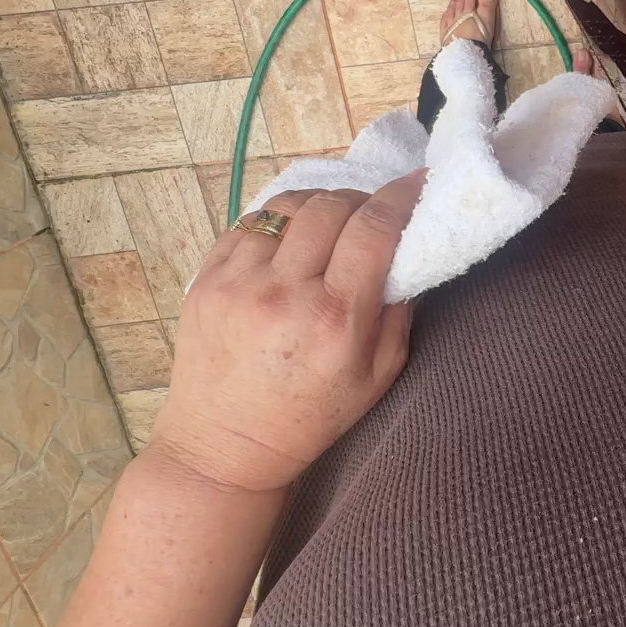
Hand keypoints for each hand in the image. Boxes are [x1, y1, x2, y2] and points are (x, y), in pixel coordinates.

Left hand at [149, 176, 424, 492]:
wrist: (223, 447)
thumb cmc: (314, 415)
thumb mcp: (381, 373)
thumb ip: (399, 309)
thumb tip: (407, 252)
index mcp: (335, 318)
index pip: (373, 229)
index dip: (402, 195)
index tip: (421, 180)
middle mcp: (284, 292)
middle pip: (332, 206)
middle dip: (363, 200)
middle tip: (374, 216)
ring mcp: (237, 282)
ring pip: (290, 205)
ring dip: (323, 204)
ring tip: (333, 224)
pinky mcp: (205, 279)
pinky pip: (251, 221)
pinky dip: (283, 219)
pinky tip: (294, 240)